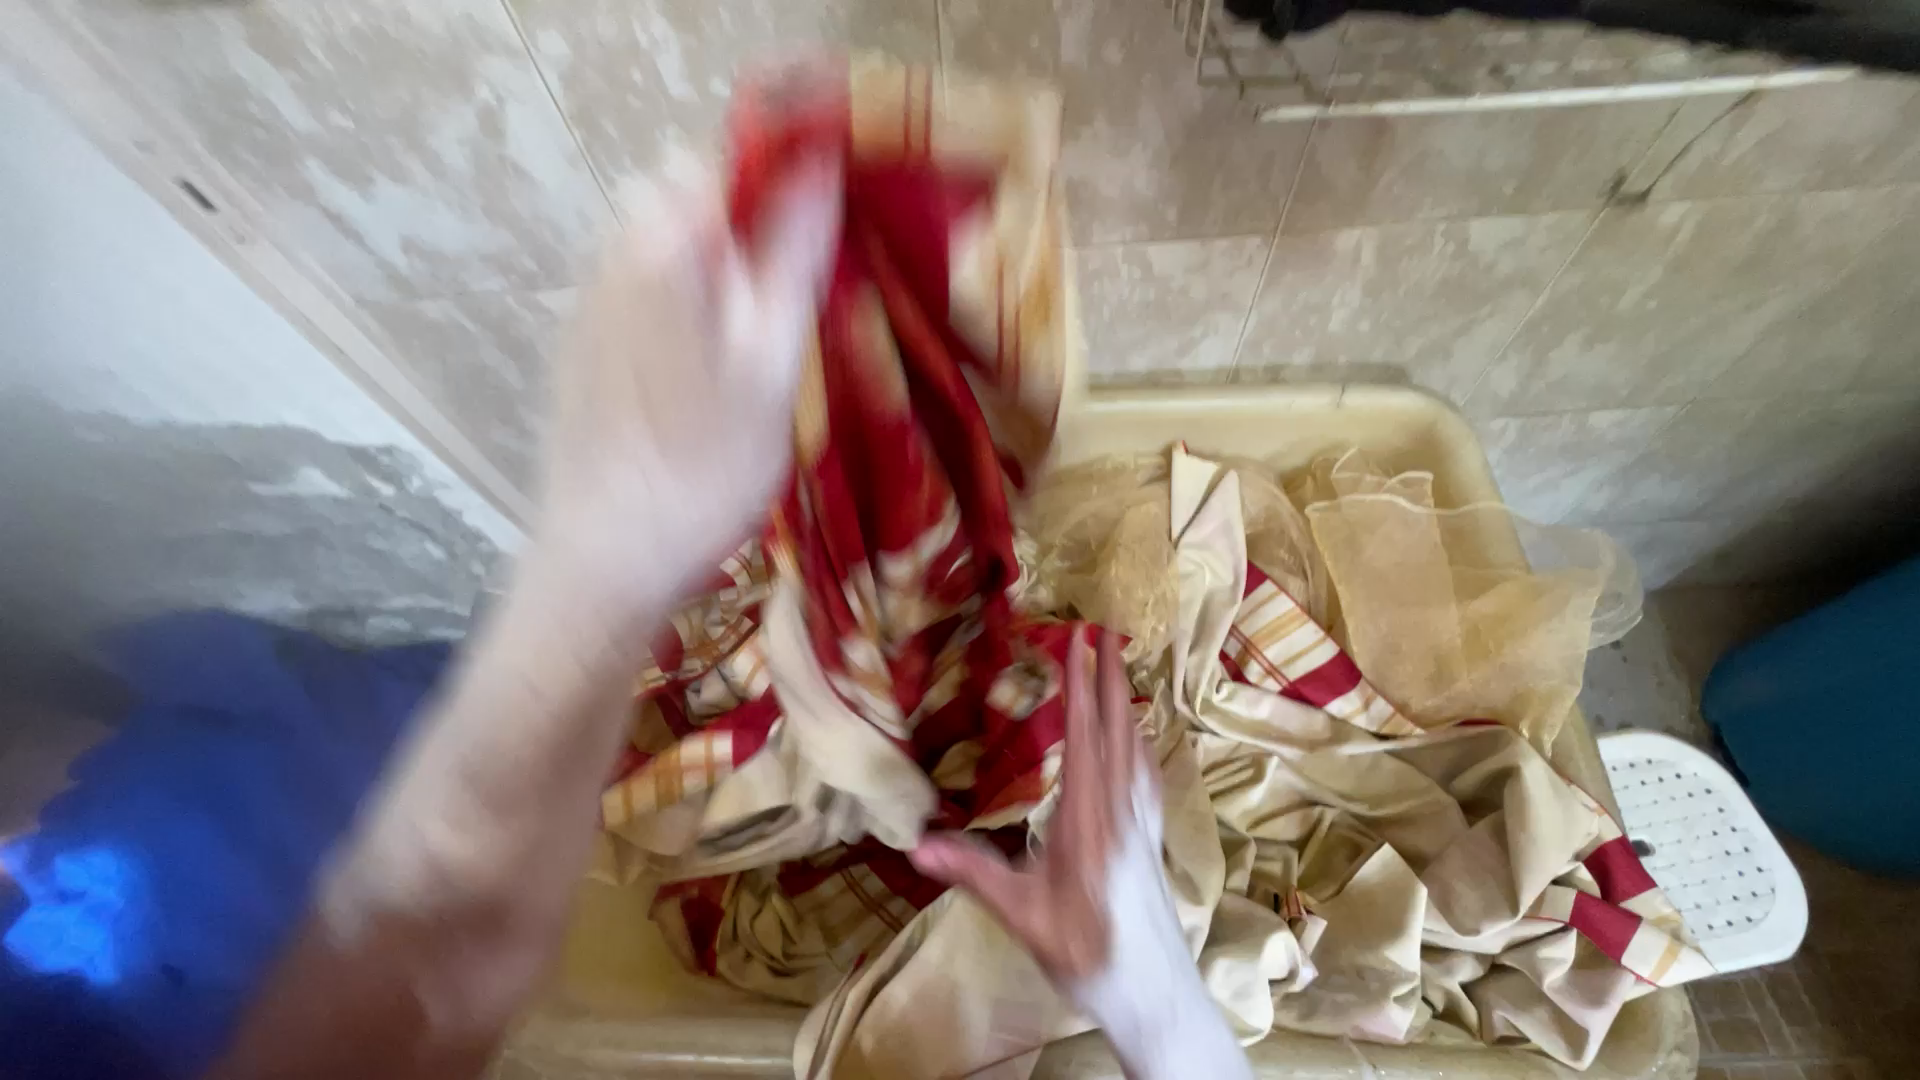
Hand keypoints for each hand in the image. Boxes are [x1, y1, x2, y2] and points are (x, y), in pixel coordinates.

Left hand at [525, 155, 841, 636]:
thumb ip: (792, 259)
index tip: (825, 231)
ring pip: (665, 243)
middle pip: (691, 195)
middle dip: (746, 227)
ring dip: (714, 268)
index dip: (786, 177)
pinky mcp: (580, 342)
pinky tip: (696, 376)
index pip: (730, 155)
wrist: (609, 556)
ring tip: (747, 347)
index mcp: (665, 244)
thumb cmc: (707, 469)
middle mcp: (612, 252)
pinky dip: (681, 303)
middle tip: (785, 306)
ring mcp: (588, 298)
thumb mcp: (773, 364)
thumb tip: (821, 169)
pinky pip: (640, 287)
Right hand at [909, 628, 1161, 982]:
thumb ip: (974, 875)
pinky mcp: (1151, 836)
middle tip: (1106, 630)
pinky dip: (1141, 738)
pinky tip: (1140, 737)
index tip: (1078, 642)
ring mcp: (1142, 820)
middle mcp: (1121, 808)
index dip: (1082, 687)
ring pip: (1137, 745)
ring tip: (1121, 667)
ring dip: (1127, 701)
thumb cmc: (1088, 953)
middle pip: (1118, 728)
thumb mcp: (1024, 916)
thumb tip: (915, 845)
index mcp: (1088, 817)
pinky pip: (1147, 771)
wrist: (1154, 994)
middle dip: (1111, 676)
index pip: (1085, 736)